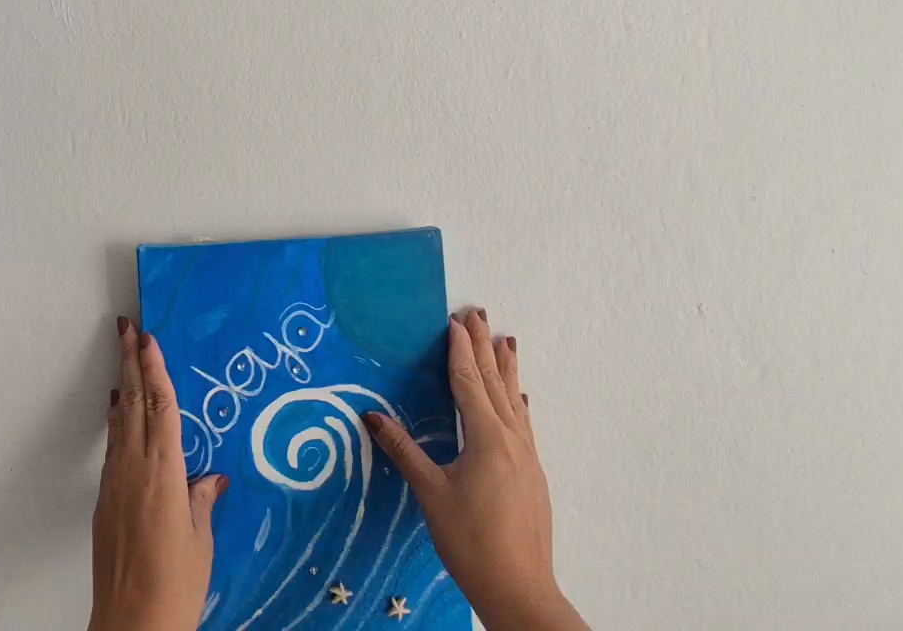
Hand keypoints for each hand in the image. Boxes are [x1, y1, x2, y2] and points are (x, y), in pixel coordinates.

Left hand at [89, 317, 224, 630]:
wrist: (132, 622)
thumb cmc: (176, 583)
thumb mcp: (200, 540)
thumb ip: (201, 501)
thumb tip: (212, 477)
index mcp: (164, 472)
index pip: (161, 407)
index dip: (154, 369)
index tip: (148, 337)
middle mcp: (135, 467)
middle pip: (134, 402)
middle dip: (130, 362)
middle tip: (125, 327)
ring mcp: (116, 481)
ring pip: (121, 421)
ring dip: (122, 385)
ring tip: (123, 356)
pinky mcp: (105, 498)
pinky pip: (114, 445)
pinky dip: (117, 420)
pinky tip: (118, 410)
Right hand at [365, 310, 588, 630]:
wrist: (519, 589)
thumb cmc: (470, 540)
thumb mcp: (430, 492)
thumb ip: (403, 450)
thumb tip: (370, 415)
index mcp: (487, 439)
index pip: (469, 383)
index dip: (460, 351)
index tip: (455, 321)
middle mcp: (512, 441)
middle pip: (494, 384)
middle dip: (485, 347)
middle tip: (480, 313)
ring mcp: (527, 458)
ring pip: (514, 401)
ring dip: (506, 369)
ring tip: (507, 341)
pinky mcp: (532, 474)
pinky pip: (523, 424)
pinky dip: (517, 402)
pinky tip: (521, 399)